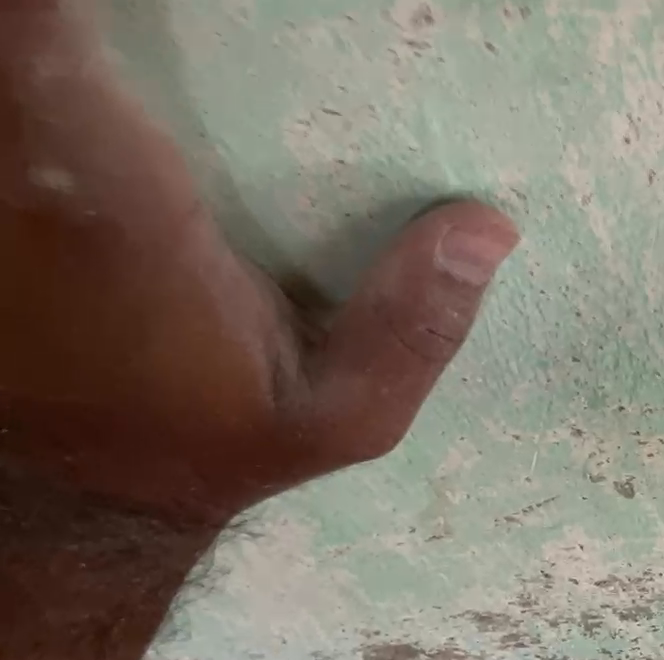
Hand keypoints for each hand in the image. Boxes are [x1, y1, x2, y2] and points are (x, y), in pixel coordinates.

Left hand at [0, 1, 516, 522]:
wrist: (94, 483)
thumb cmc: (228, 443)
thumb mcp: (354, 417)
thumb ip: (415, 328)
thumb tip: (489, 225)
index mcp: (115, 217)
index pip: (48, 41)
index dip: (84, 8)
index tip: (209, 10)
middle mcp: (23, 174)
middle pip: (31, 33)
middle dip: (107, 19)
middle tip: (216, 30)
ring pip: (24, 59)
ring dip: (93, 39)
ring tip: (181, 44)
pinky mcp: (1, 182)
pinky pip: (25, 86)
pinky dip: (63, 67)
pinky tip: (131, 79)